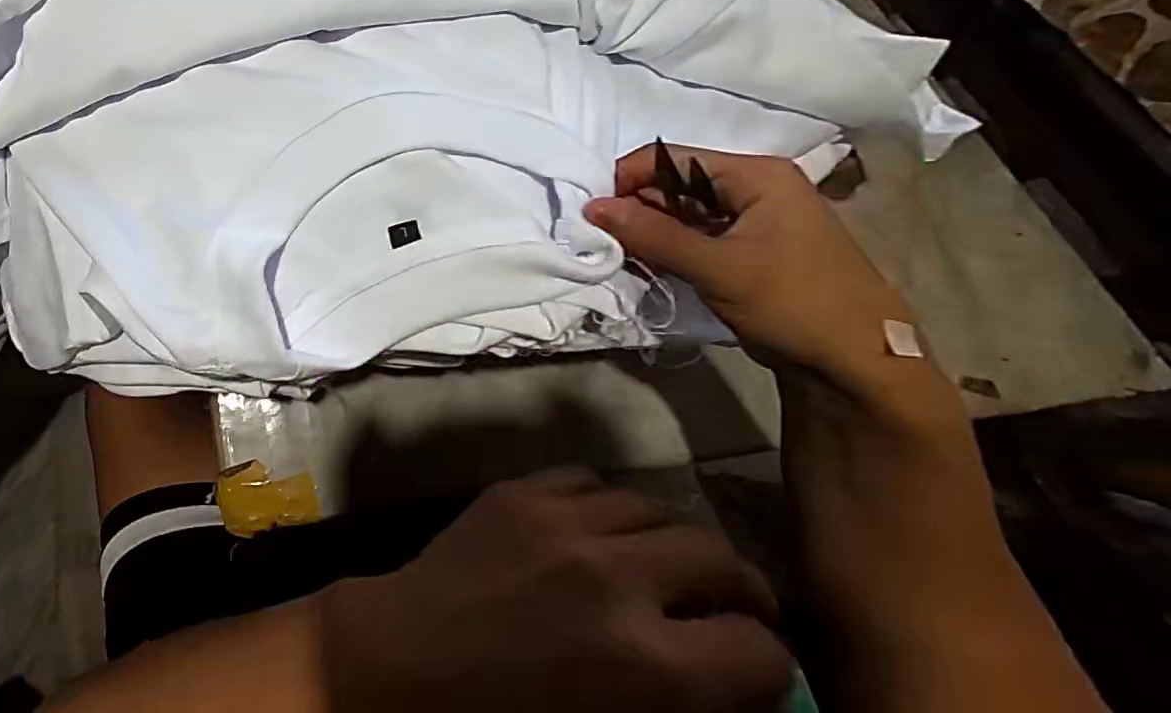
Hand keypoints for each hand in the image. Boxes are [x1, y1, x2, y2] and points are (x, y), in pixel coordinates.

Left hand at [321, 468, 791, 712]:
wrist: (401, 666)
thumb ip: (680, 704)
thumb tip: (736, 680)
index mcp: (644, 666)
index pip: (757, 651)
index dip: (769, 664)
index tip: (757, 665)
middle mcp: (614, 578)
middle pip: (717, 557)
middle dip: (740, 588)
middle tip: (731, 604)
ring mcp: (562, 521)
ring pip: (654, 506)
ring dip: (671, 539)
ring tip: (662, 560)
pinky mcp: (521, 491)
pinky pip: (589, 480)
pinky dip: (607, 505)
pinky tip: (598, 527)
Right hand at [584, 145, 910, 380]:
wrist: (859, 366)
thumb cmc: (795, 303)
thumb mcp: (718, 267)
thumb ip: (653, 234)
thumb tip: (593, 207)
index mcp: (756, 174)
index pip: (673, 158)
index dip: (630, 179)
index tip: (597, 214)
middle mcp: (755, 187)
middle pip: (678, 184)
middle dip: (640, 209)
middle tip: (610, 242)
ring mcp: (755, 219)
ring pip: (686, 213)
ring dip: (655, 233)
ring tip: (629, 258)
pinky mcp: (750, 250)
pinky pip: (699, 237)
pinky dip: (673, 250)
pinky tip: (654, 268)